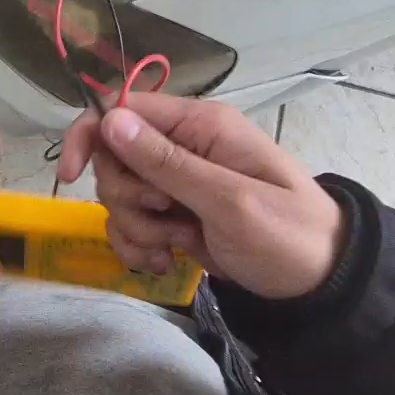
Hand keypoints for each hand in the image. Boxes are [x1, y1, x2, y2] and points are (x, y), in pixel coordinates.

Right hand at [56, 94, 343, 298]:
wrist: (323, 286)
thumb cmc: (288, 235)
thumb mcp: (229, 200)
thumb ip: (167, 162)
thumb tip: (110, 120)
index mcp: (198, 125)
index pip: (123, 109)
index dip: (90, 136)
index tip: (71, 176)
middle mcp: (182, 145)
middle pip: (113, 156)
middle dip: (126, 195)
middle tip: (163, 216)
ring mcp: (176, 182)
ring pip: (118, 194)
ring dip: (135, 225)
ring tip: (175, 246)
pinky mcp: (172, 216)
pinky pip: (130, 223)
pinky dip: (138, 245)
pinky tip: (166, 261)